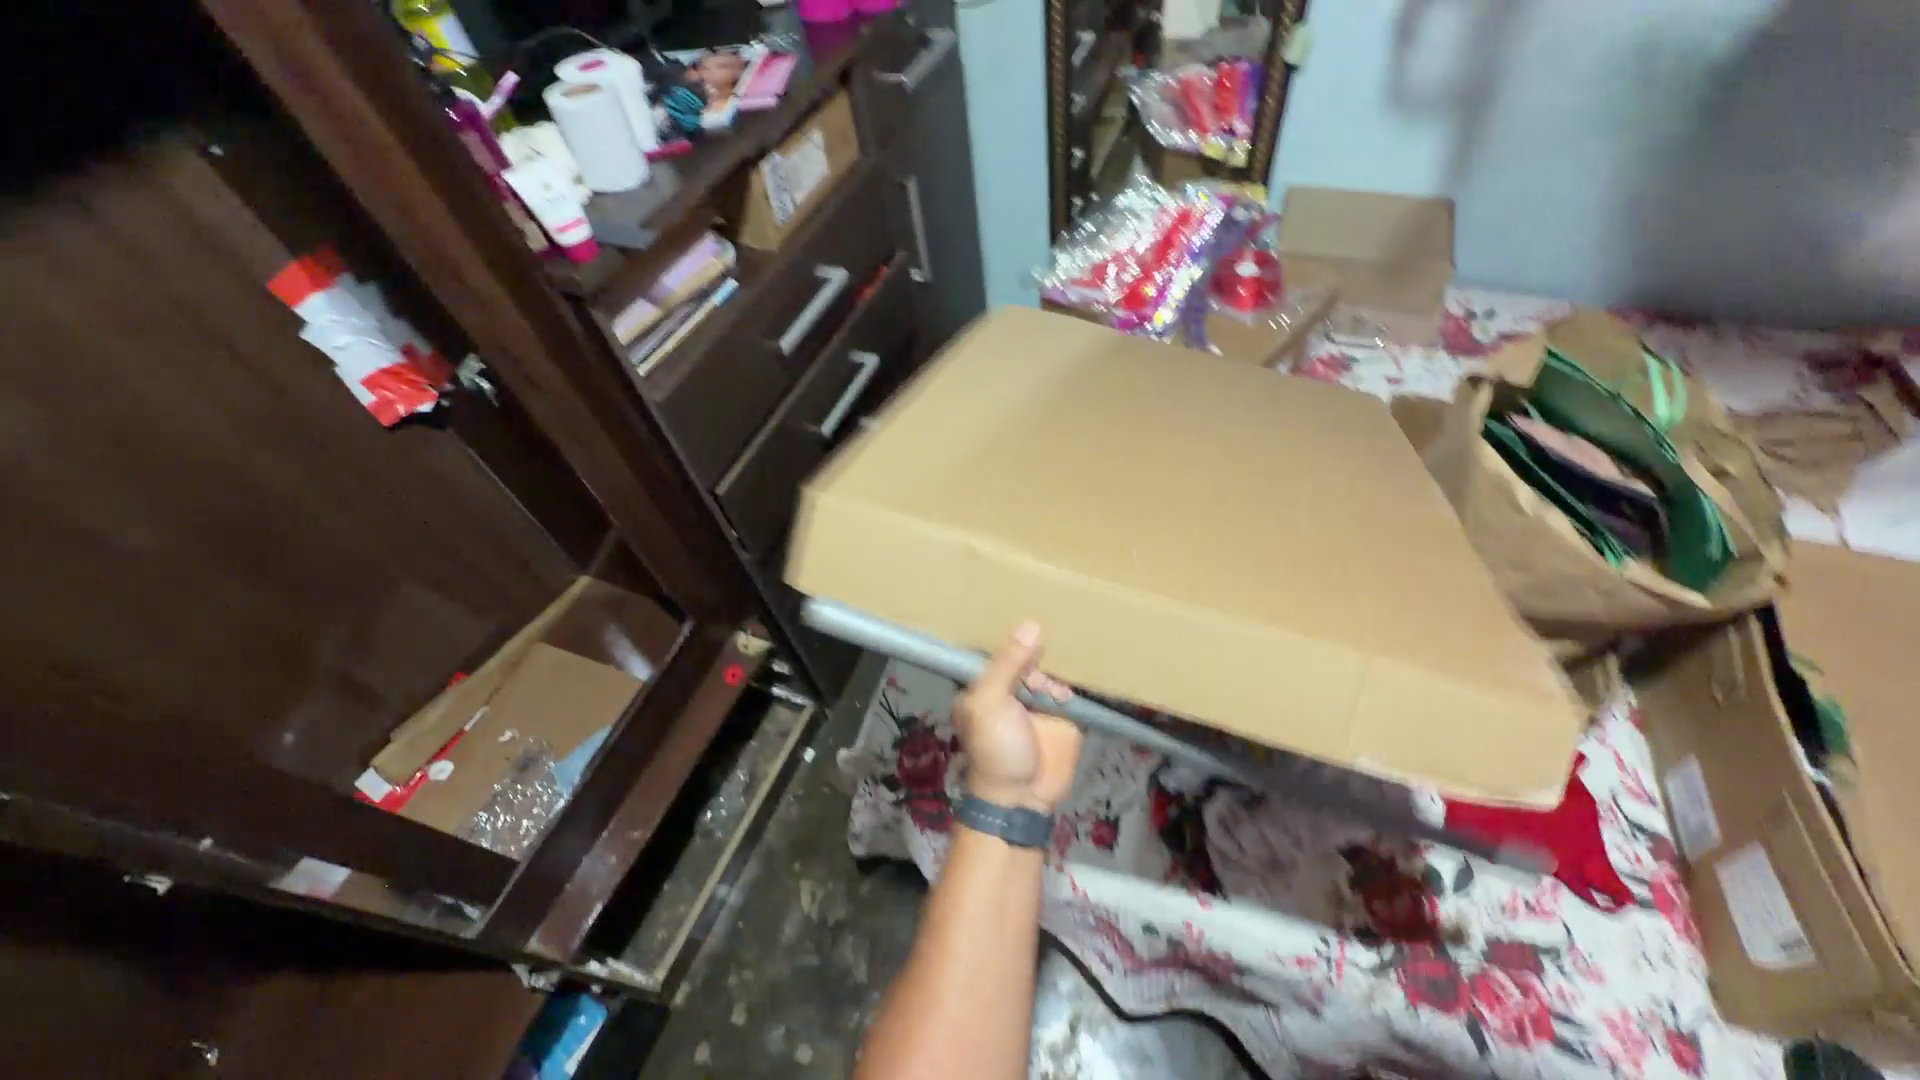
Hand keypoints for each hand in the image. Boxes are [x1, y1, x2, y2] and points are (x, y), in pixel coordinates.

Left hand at [954, 622, 1084, 813]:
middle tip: (1036, 679)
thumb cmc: (995, 749)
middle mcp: (1011, 689)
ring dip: (1055, 675)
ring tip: (1051, 694)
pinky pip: (1071, 692)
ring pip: (1051, 671)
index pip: (998, 650)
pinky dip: (1073, 687)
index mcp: (986, 685)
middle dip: (1036, 656)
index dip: (1010, 637)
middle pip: (1027, 657)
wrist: (1023, 798)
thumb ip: (1008, 664)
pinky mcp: (1063, 716)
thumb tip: (1031, 624)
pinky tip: (1069, 695)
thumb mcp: (991, 703)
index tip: (1026, 613)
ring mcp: (1038, 702)